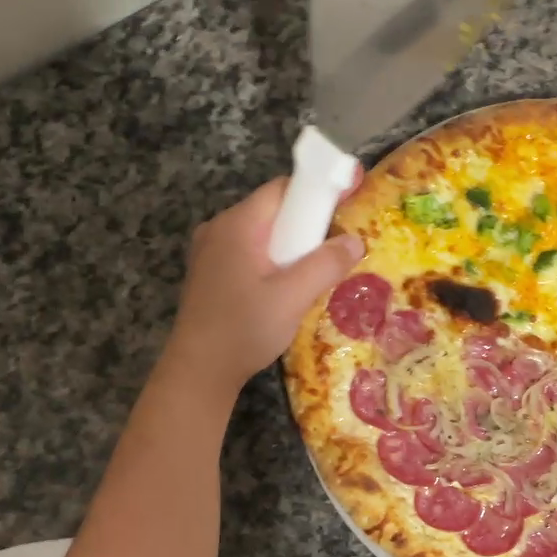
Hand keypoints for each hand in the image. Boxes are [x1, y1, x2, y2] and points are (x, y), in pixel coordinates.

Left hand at [160, 176, 365, 395]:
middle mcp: (219, 228)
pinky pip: (249, 253)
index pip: (281, 189)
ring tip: (312, 276)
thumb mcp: (293, 297)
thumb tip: (355, 240)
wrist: (201, 367)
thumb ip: (326, 265)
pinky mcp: (211, 272)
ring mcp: (210, 250)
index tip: (345, 206)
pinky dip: (273, 262)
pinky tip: (285, 290)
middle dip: (305, 227)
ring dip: (290, 248)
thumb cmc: (246, 328)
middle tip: (332, 253)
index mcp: (238, 224)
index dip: (315, 193)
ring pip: (262, 235)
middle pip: (272, 211)